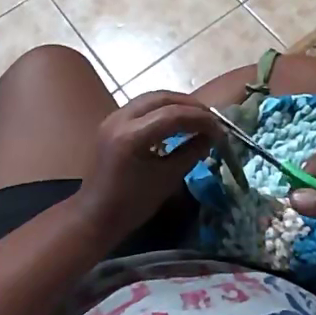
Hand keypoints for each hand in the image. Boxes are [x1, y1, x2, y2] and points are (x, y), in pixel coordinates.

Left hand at [69, 92, 219, 232]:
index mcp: (131, 136)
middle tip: (212, 119)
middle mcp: (120, 120)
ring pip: (151, 98)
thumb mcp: (168, 178)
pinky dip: (163, 109)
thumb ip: (191, 152)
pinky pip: (142, 106)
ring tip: (198, 118)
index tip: (220, 131)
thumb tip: (212, 137)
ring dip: (177, 104)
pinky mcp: (112, 122)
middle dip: (191, 106)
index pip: (173, 115)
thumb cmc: (133, 203)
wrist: (96, 216)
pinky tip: (177, 122)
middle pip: (162, 99)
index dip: (201, 119)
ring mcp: (113, 119)